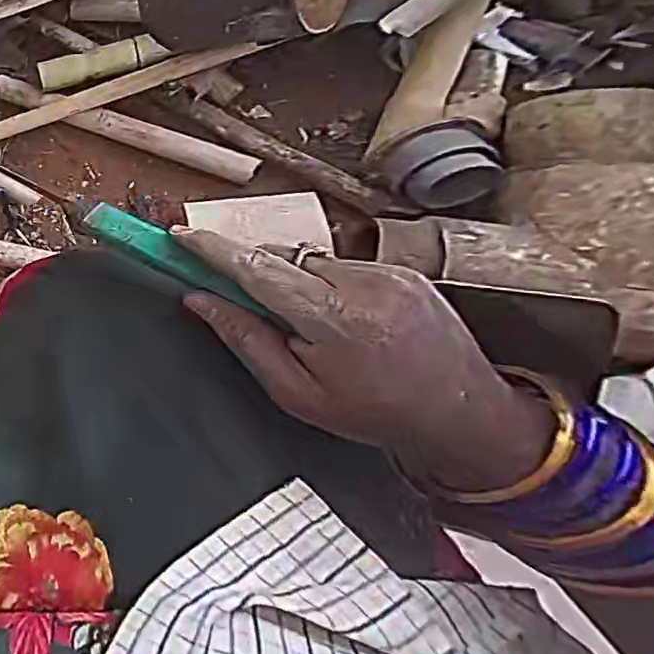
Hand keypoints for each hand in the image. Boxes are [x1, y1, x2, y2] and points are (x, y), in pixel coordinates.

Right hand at [172, 226, 553, 492]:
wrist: (473, 419)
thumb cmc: (376, 412)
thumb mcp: (295, 392)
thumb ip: (244, 339)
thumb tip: (199, 299)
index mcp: (335, 320)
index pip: (257, 268)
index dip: (212, 249)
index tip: (180, 235)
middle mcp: (366, 287)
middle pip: (279, 258)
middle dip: (253, 272)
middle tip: (246, 302)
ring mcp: (391, 276)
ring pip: (306, 260)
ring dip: (290, 279)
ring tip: (307, 321)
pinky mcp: (405, 272)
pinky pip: (338, 265)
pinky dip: (321, 282)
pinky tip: (337, 316)